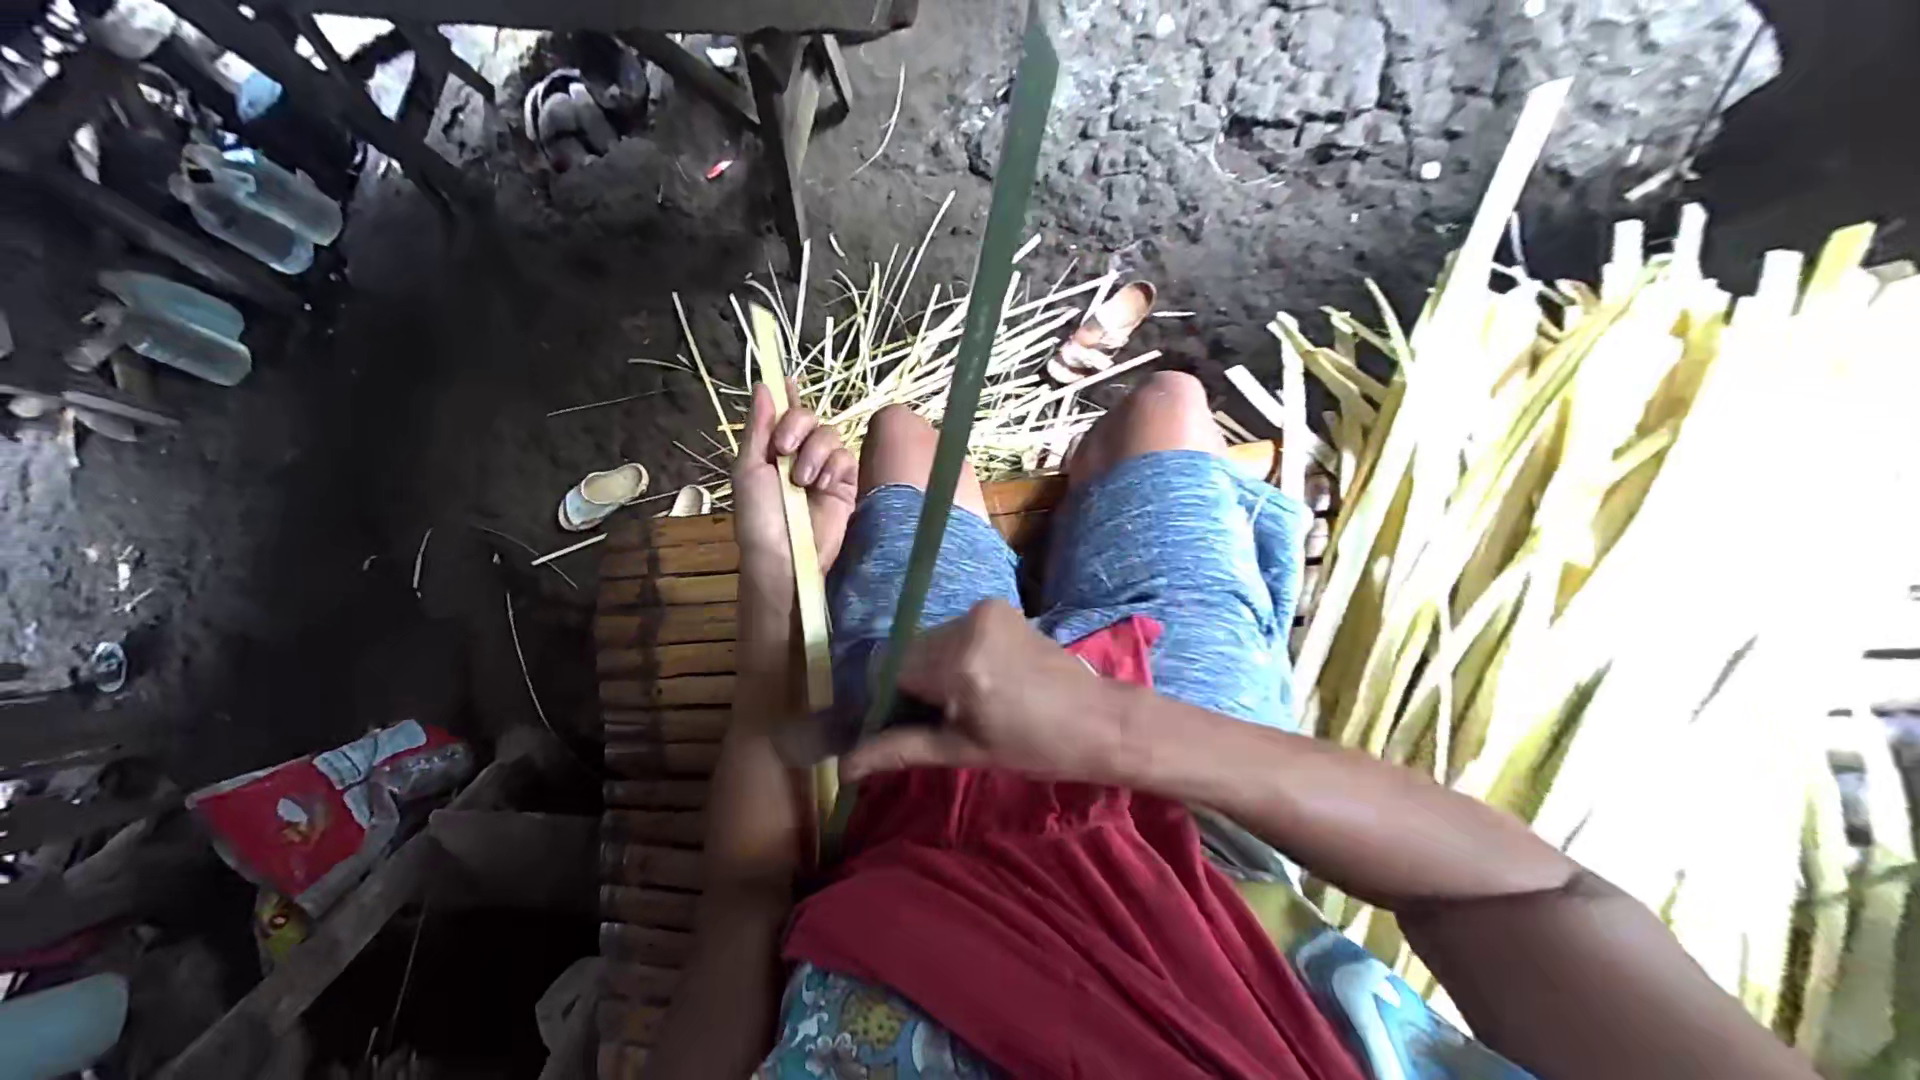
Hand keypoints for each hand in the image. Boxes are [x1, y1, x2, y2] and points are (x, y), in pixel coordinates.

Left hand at [732, 381, 858, 597]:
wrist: (784, 554)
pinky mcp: (845, 483)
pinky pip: (846, 457)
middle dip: (797, 426)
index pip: (784, 413)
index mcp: (773, 449)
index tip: (787, 377)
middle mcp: (800, 454)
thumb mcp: (749, 469)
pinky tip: (821, 488)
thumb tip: (764, 385)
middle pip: (809, 417)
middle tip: (783, 449)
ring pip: (829, 435)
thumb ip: (760, 427)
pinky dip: (832, 468)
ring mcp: (824, 468)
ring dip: (813, 454)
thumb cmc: (758, 516)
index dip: (787, 394)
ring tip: (801, 482)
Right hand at [840, 599, 1126, 783]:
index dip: (886, 699)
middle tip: (938, 717)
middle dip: (910, 683)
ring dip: (932, 667)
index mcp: (958, 665)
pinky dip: (953, 652)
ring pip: (929, 640)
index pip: (888, 670)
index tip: (901, 723)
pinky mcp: (997, 606)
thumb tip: (844, 767)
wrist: (1097, 719)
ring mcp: (984, 610)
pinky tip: (979, 677)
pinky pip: (954, 630)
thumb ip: (899, 748)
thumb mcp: (963, 751)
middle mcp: (966, 626)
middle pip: (908, 651)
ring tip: (964, 699)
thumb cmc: (1034, 746)